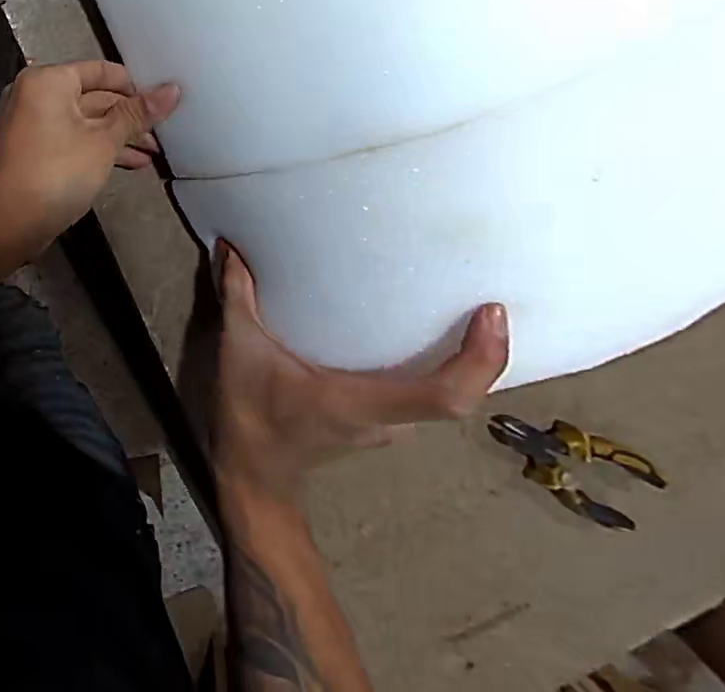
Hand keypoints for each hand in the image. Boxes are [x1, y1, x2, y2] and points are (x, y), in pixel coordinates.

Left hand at [0, 60, 179, 263]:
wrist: (9, 224)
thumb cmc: (58, 173)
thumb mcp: (104, 141)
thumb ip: (137, 114)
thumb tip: (172, 89)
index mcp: (47, 80)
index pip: (100, 71)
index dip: (135, 86)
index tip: (163, 103)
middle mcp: (34, 94)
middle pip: (92, 97)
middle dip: (129, 117)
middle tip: (165, 132)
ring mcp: (30, 123)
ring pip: (84, 122)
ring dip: (118, 137)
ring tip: (155, 154)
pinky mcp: (32, 149)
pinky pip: (70, 139)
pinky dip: (97, 148)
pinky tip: (132, 164)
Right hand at [210, 240, 508, 502]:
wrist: (252, 473)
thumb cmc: (250, 414)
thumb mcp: (240, 350)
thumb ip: (237, 298)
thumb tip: (231, 249)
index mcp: (360, 402)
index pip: (445, 395)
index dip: (481, 360)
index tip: (493, 314)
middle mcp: (388, 419)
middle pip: (457, 392)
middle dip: (480, 350)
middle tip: (481, 294)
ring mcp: (388, 427)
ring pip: (438, 393)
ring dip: (454, 357)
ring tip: (450, 303)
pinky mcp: (379, 424)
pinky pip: (416, 393)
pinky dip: (426, 365)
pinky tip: (404, 332)